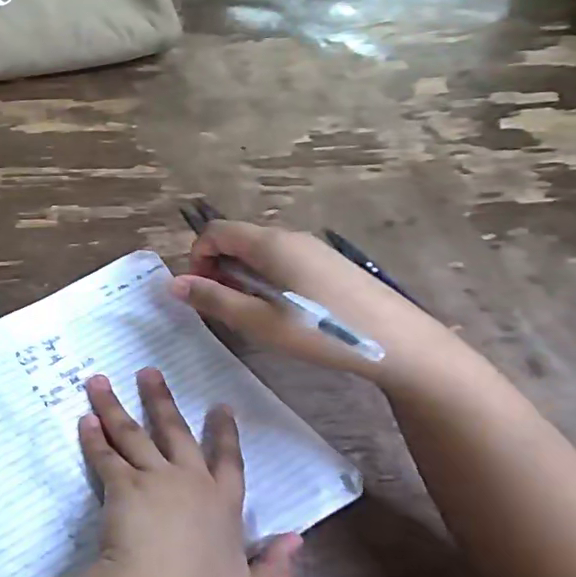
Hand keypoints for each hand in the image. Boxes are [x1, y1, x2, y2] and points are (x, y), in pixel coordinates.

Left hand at [75, 368, 301, 576]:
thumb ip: (277, 571)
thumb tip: (297, 539)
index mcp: (225, 507)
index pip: (229, 461)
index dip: (225, 433)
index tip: (221, 406)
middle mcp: (191, 483)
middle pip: (175, 431)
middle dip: (161, 400)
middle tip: (148, 372)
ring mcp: (155, 480)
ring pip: (133, 433)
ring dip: (115, 406)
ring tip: (98, 381)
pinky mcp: (122, 486)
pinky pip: (106, 455)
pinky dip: (94, 437)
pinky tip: (85, 420)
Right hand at [169, 221, 466, 389]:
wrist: (402, 345)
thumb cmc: (324, 332)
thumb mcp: (261, 322)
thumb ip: (215, 300)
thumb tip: (173, 284)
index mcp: (270, 244)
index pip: (215, 231)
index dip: (196, 257)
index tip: (199, 292)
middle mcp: (289, 236)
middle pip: (237, 238)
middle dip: (216, 267)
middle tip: (221, 306)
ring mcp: (313, 248)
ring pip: (259, 251)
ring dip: (240, 274)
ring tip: (250, 312)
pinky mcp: (329, 264)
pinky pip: (282, 259)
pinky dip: (265, 277)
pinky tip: (282, 310)